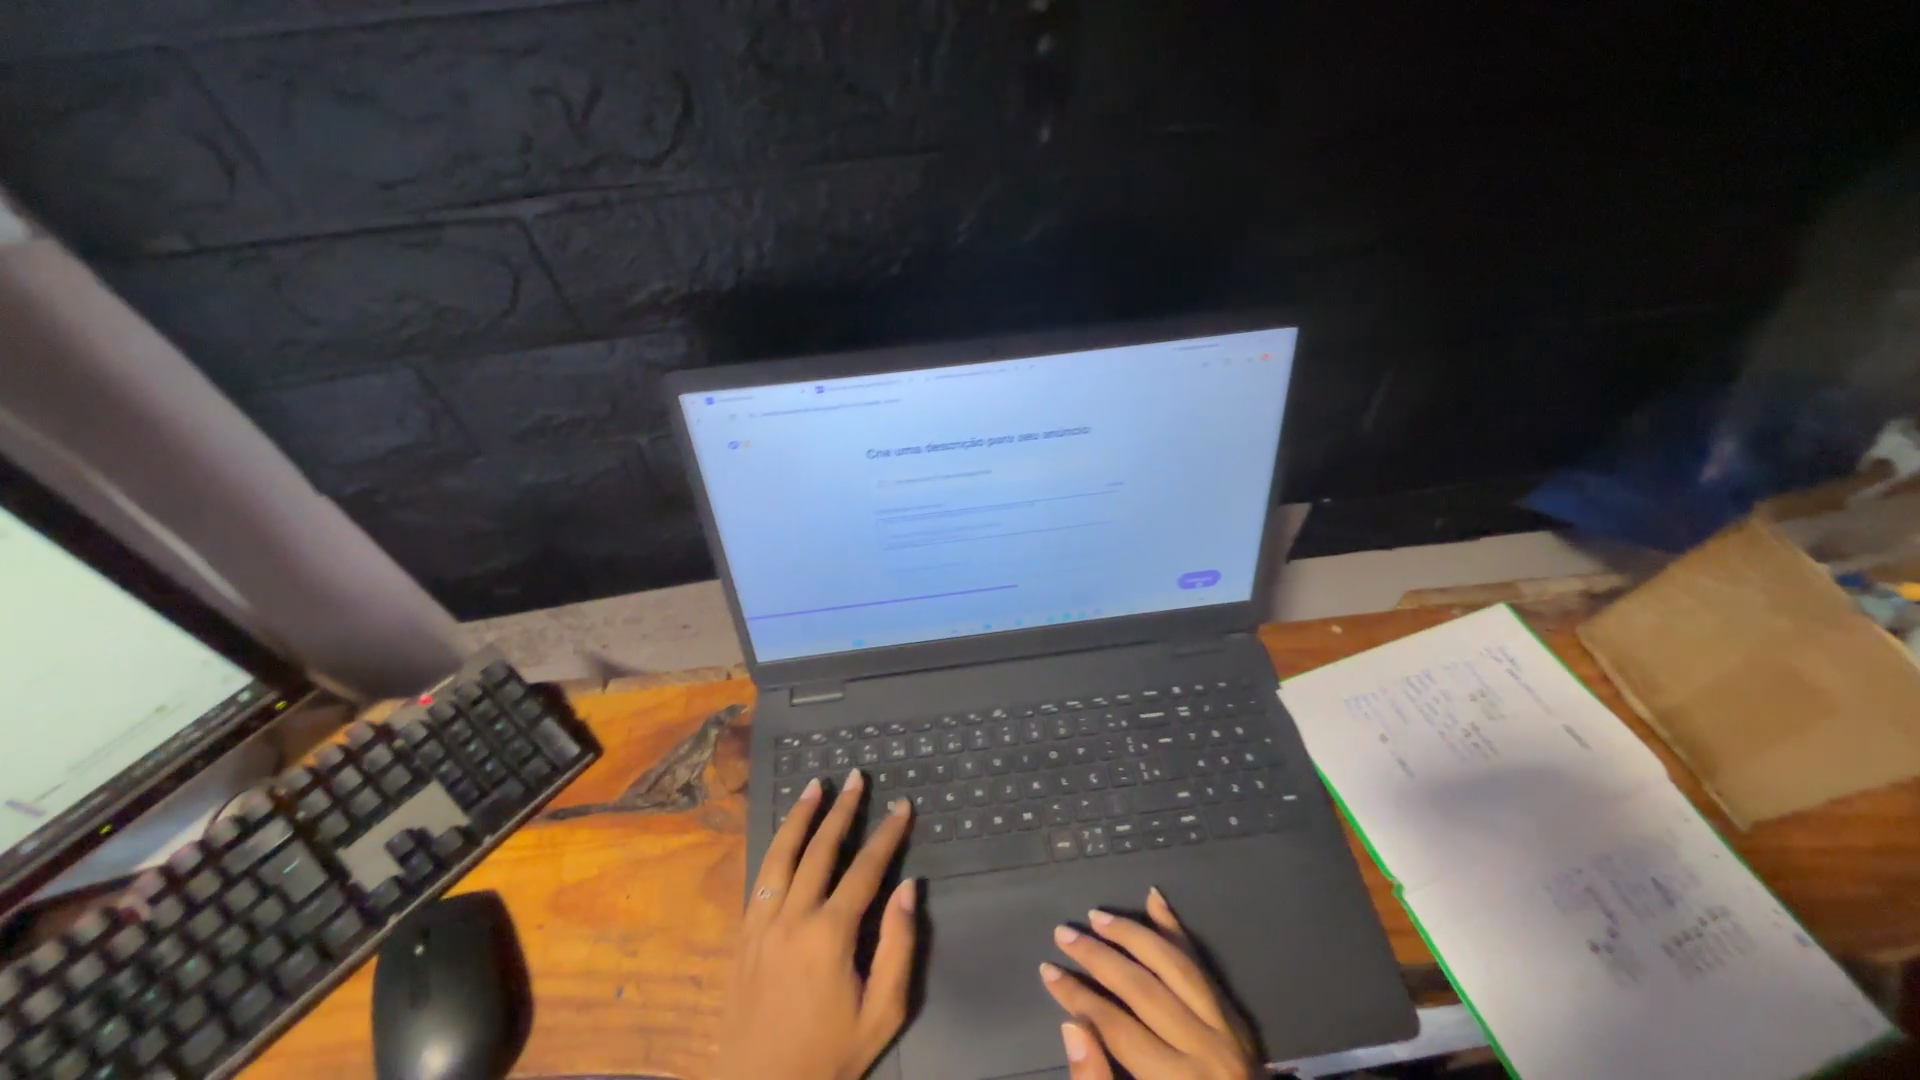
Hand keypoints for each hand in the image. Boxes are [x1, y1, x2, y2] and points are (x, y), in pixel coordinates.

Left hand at [715, 770, 918, 1079]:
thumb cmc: (831, 1054)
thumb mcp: (882, 1011)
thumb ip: (898, 946)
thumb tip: (908, 887)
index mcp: (830, 935)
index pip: (865, 870)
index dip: (886, 835)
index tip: (901, 806)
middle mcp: (792, 917)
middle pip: (820, 850)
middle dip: (841, 811)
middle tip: (856, 778)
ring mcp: (760, 924)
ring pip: (781, 856)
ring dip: (800, 817)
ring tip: (814, 786)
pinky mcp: (742, 937)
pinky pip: (760, 880)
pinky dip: (775, 850)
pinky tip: (784, 837)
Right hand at [1040, 887, 1262, 1079]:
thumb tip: (1072, 1026)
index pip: (1117, 1026)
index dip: (1079, 997)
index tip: (1047, 970)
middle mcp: (1206, 1050)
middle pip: (1144, 989)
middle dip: (1099, 958)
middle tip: (1064, 933)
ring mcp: (1228, 1031)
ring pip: (1176, 966)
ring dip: (1135, 935)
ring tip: (1098, 917)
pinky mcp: (1238, 1019)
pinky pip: (1203, 967)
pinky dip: (1178, 932)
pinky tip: (1155, 901)